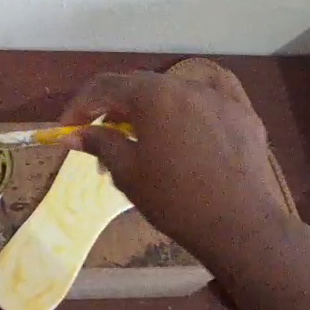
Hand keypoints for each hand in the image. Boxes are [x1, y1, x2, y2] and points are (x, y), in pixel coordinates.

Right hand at [60, 66, 292, 266]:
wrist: (239, 224)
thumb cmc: (174, 199)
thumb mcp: (127, 172)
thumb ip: (100, 143)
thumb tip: (73, 135)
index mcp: (153, 96)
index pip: (104, 86)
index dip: (79, 106)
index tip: (67, 130)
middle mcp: (185, 85)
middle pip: (138, 86)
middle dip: (113, 108)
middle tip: (98, 137)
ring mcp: (219, 96)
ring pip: (173, 90)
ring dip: (149, 107)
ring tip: (142, 136)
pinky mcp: (242, 112)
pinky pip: (211, 94)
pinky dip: (190, 101)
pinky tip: (187, 114)